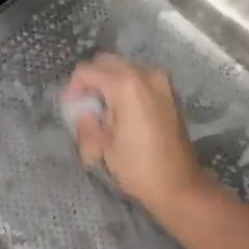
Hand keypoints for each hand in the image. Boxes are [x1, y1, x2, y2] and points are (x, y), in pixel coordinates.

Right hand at [62, 54, 214, 215]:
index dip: (74, 87)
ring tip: (104, 109)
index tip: (70, 106)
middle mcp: (146, 74)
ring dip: (110, 82)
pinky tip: (123, 111)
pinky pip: (141, 79)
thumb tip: (85, 111)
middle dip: (92, 80)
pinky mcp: (170, 93)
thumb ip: (86, 121)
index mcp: (126, 85)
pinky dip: (127, 87)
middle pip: (108, 62)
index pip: (88, 71)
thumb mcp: (101, 147)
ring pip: (126, 68)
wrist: (178, 185)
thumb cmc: (137, 167)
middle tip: (85, 104)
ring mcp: (162, 82)